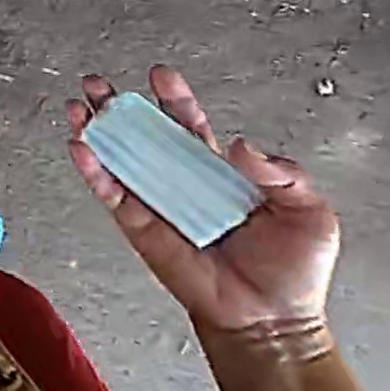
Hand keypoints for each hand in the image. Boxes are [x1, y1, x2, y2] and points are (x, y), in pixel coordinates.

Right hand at [66, 66, 340, 334]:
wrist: (269, 315)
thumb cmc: (291, 267)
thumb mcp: (311, 214)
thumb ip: (284, 175)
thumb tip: (240, 143)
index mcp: (215, 168)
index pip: (189, 125)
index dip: (174, 98)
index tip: (161, 75)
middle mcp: (177, 175)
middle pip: (139, 131)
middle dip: (116, 104)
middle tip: (97, 83)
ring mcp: (152, 195)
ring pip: (113, 154)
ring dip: (92, 128)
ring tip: (78, 106)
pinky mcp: (134, 219)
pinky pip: (107, 189)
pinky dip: (91, 167)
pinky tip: (80, 146)